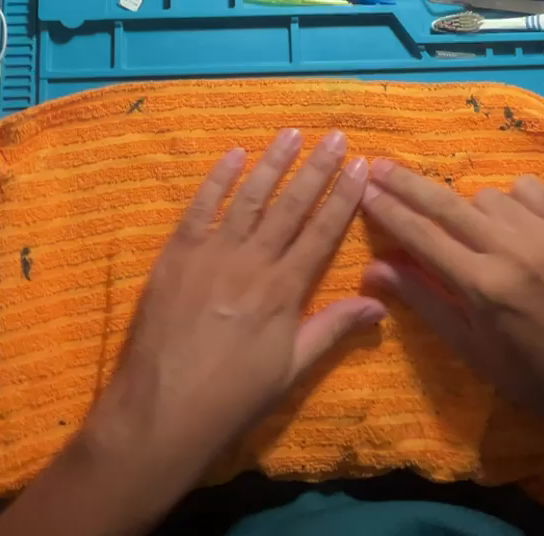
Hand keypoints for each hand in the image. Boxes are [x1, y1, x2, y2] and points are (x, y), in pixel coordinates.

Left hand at [80, 129, 384, 483]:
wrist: (163, 411)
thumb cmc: (233, 397)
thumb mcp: (291, 370)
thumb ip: (332, 329)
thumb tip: (380, 305)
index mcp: (283, 291)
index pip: (322, 232)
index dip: (343, 197)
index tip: (361, 166)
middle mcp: (252, 262)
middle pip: (291, 206)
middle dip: (316, 168)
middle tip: (335, 136)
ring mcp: (212, 253)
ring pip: (250, 197)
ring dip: (273, 163)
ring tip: (292, 133)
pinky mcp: (178, 253)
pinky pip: (201, 207)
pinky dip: (218, 178)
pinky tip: (234, 154)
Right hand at [359, 160, 543, 440]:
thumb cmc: (530, 377)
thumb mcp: (469, 348)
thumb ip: (423, 299)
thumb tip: (372, 267)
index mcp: (483, 287)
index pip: (421, 235)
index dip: (387, 210)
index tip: (362, 190)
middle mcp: (512, 252)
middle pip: (445, 204)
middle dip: (406, 183)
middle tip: (378, 165)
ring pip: (486, 196)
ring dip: (467, 208)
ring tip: (468, 231)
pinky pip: (527, 188)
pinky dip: (511, 199)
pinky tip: (509, 221)